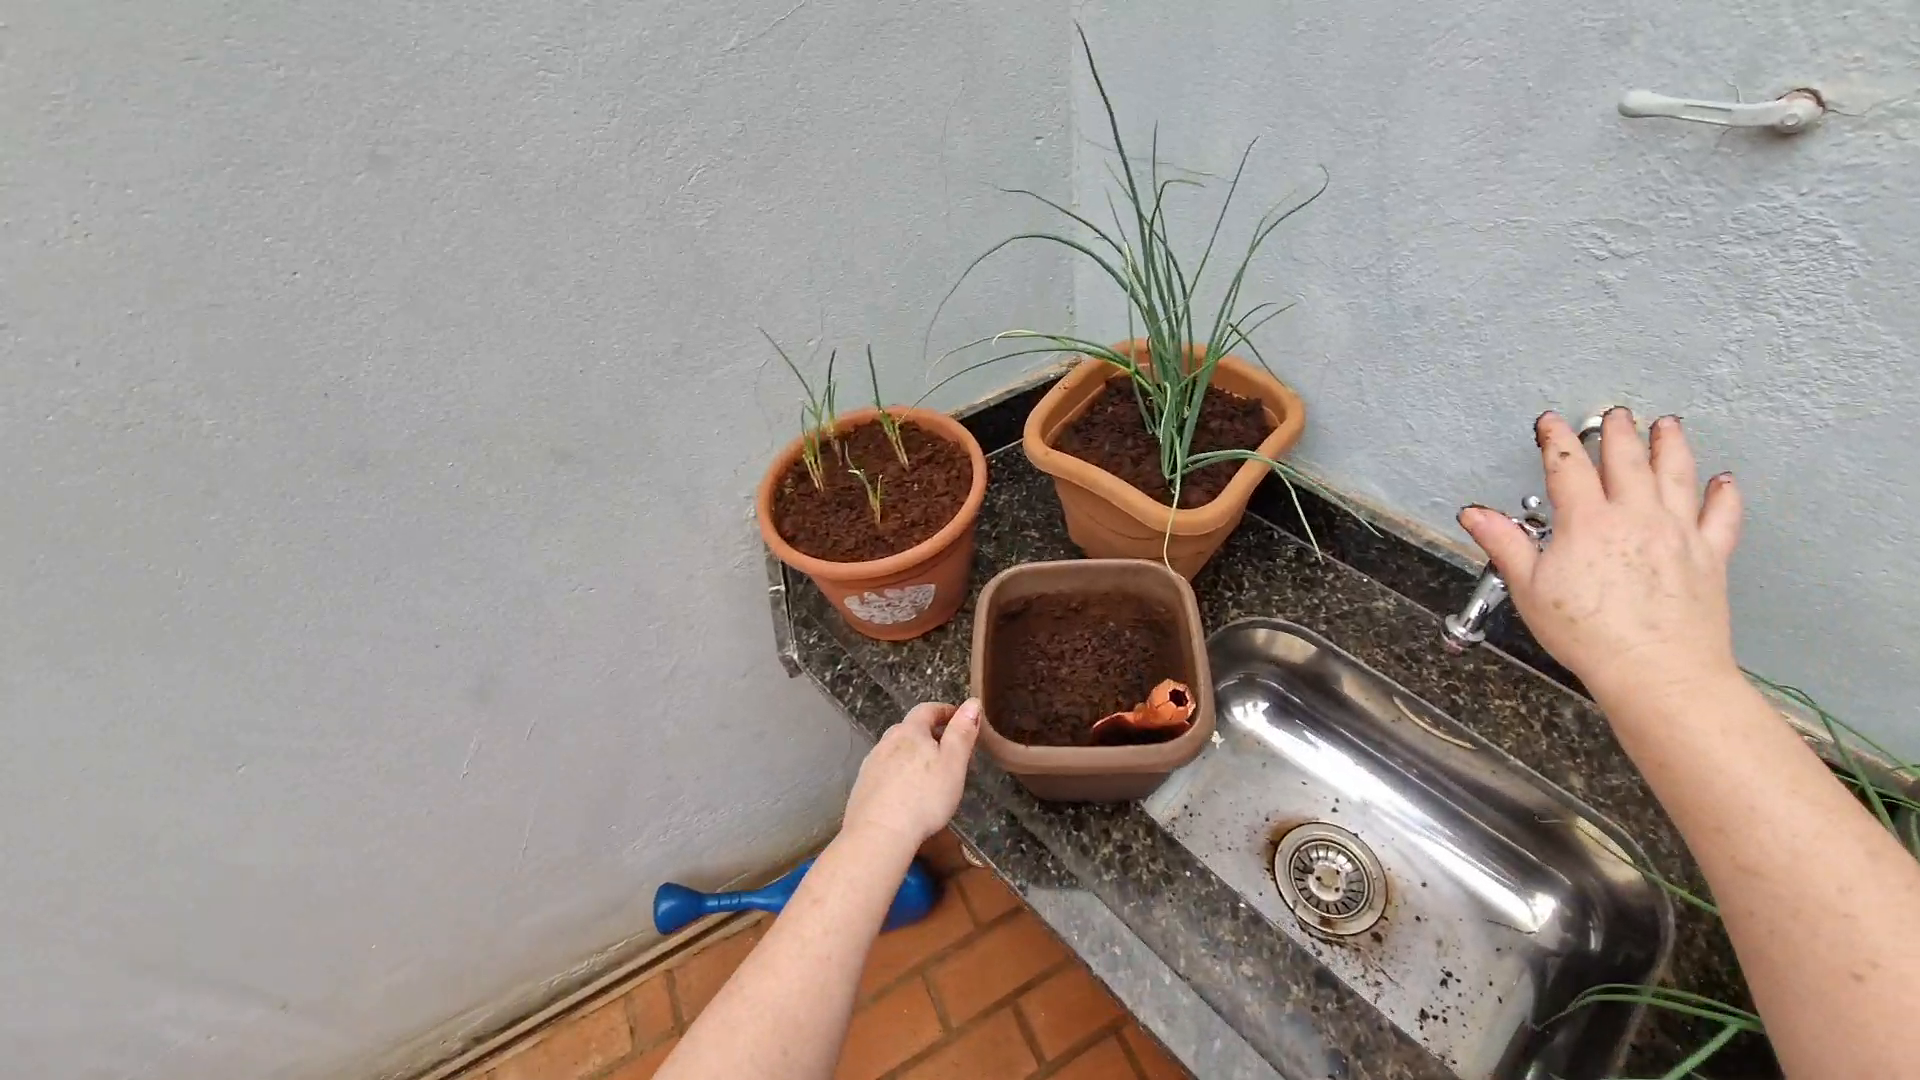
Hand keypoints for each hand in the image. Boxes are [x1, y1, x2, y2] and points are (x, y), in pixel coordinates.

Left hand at [842, 699, 980, 850]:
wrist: (879, 833)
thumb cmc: (924, 797)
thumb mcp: (953, 763)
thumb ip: (961, 732)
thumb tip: (972, 702)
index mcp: (910, 732)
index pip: (927, 710)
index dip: (945, 711)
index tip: (960, 718)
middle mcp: (887, 742)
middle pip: (909, 728)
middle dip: (929, 734)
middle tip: (948, 751)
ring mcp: (872, 764)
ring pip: (895, 750)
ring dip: (912, 754)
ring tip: (928, 773)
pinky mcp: (863, 786)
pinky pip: (885, 771)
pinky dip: (898, 773)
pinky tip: (905, 792)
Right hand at [1459, 410, 1743, 704]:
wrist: (1655, 669)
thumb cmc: (1588, 634)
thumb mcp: (1527, 586)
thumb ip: (1504, 543)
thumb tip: (1475, 515)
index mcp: (1588, 524)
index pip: (1568, 467)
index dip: (1556, 441)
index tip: (1550, 424)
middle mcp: (1637, 519)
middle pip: (1627, 461)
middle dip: (1618, 433)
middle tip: (1615, 415)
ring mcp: (1678, 534)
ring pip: (1677, 475)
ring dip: (1670, 446)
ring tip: (1666, 426)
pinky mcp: (1709, 556)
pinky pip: (1721, 515)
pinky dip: (1724, 493)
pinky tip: (1723, 480)